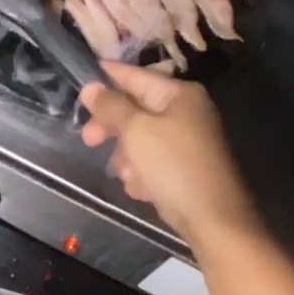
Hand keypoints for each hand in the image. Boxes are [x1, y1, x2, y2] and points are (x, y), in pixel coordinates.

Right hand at [78, 61, 261, 248]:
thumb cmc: (174, 165)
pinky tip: (144, 189)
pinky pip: (151, 162)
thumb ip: (111, 106)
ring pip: (139, 140)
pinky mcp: (183, 169)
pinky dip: (143, 174)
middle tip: (88, 139)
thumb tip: (90, 87)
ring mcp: (185, 142)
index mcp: (179, 95)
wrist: (213, 220)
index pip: (135, 75)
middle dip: (112, 128)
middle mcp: (185, 113)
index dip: (107, 75)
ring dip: (128, 158)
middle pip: (135, 110)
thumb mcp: (136, 130)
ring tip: (130, 175)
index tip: (80, 74)